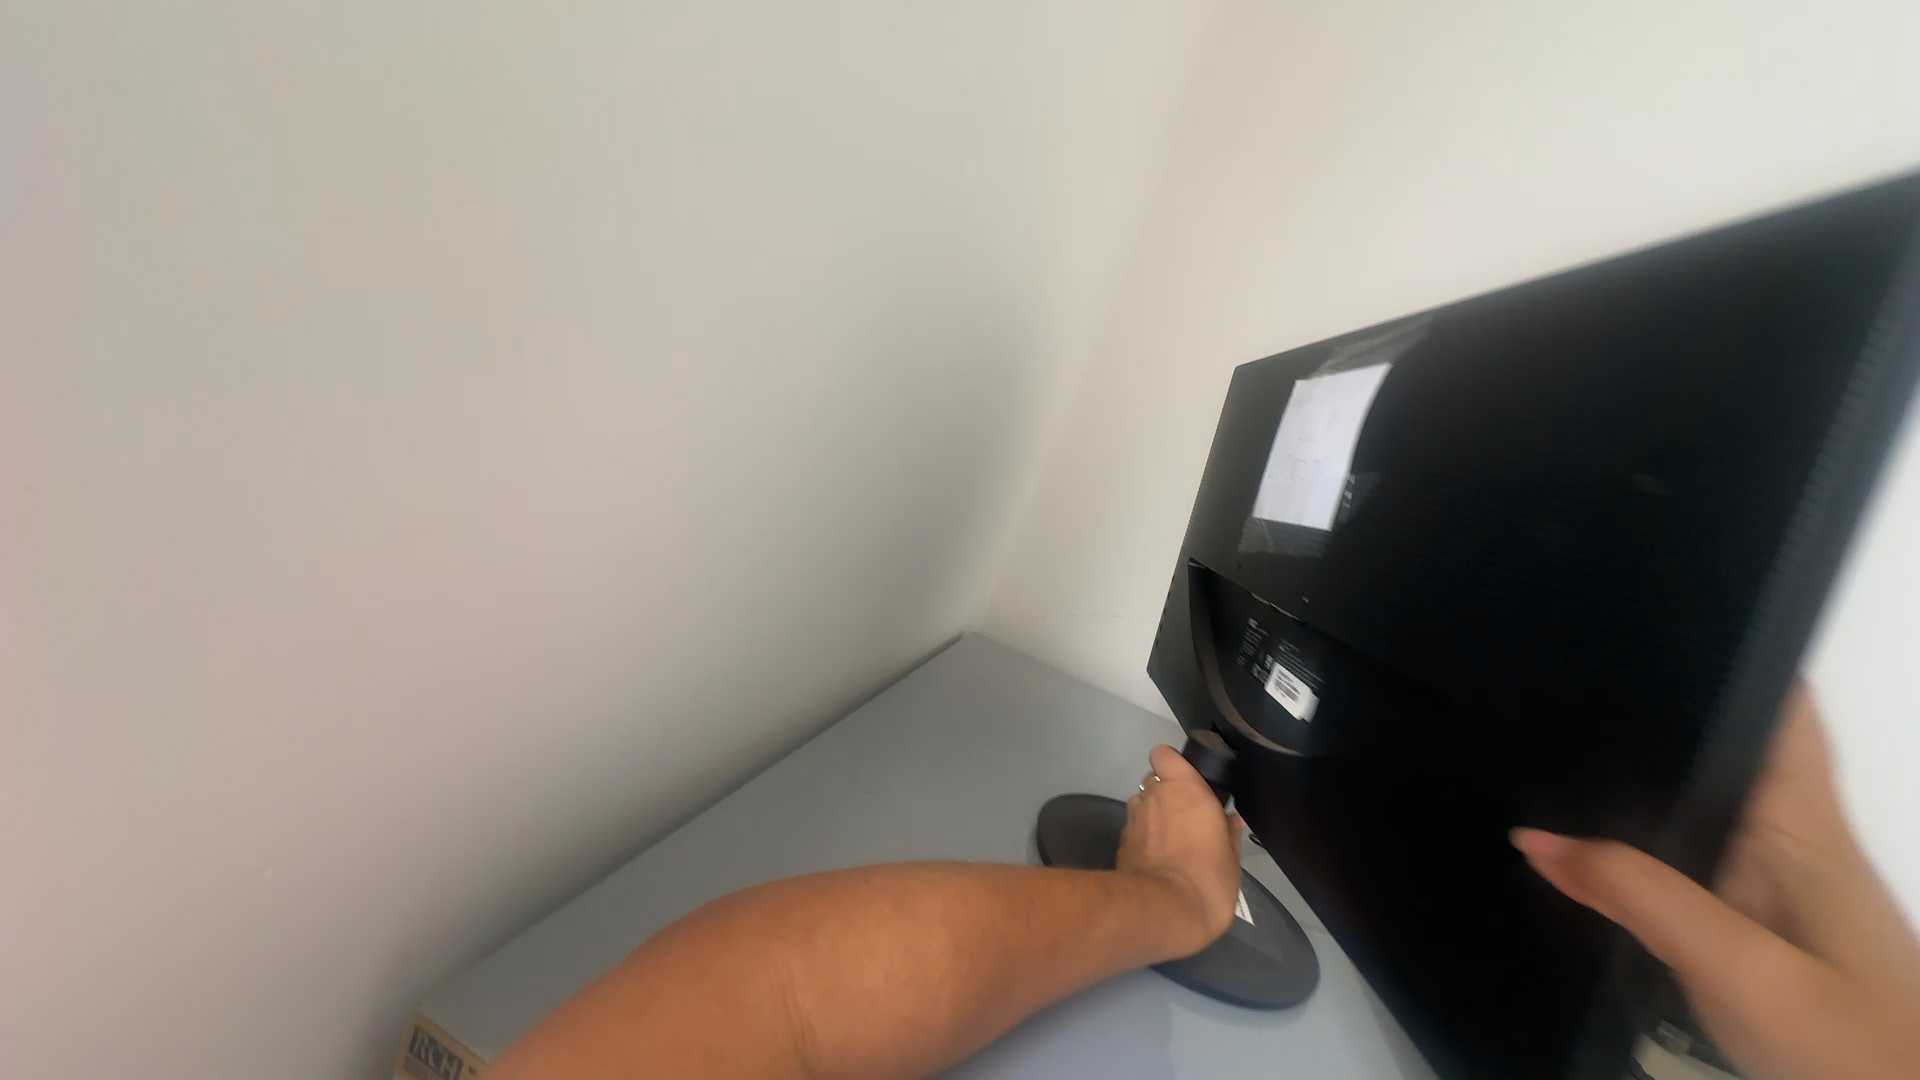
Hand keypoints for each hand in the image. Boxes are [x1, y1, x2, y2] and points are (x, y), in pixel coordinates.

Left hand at [1116, 745, 1243, 956]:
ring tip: (1170, 843)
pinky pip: (1134, 829)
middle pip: (1154, 781)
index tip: (1187, 780)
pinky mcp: (1121, 840)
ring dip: (1153, 815)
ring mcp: (1133, 817)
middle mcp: (1154, 794)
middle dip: (1166, 793)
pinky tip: (1156, 859)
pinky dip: (1143, 837)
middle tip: (1184, 818)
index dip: (1172, 764)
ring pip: (1142, 804)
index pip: (1164, 754)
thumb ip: (1228, 832)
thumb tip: (1231, 819)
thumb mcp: (1231, 859)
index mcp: (1184, 788)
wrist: (1163, 910)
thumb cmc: (1207, 879)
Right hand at [1513, 683, 1919, 1079]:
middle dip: (1650, 707)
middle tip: (1559, 671)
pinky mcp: (1746, 920)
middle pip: (1721, 749)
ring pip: (1690, 799)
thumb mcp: (1741, 971)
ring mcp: (1770, 885)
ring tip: (1543, 737)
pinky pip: (1672, 848)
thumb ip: (1635, 894)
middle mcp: (1790, 844)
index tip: (1655, 620)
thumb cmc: (1860, 1056)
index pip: (1783, 718)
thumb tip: (1530, 835)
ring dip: (1630, 770)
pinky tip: (1573, 831)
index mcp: (1805, 832)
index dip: (1735, 660)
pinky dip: (1619, 829)